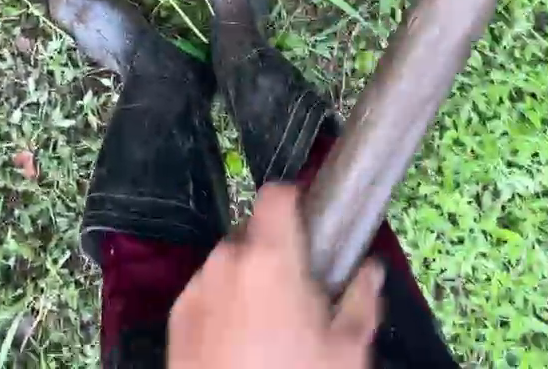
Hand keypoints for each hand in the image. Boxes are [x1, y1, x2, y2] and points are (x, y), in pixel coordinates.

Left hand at [168, 185, 384, 368]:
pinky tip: (238, 343)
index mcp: (270, 256)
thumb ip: (360, 301)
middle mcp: (228, 257)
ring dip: (248, 277)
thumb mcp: (346, 354)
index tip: (311, 223)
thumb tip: (371, 270)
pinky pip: (208, 289)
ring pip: (230, 262)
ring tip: (269, 327)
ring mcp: (197, 283)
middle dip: (275, 252)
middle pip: (255, 232)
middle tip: (298, 294)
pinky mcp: (177, 312)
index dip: (295, 200)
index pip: (277, 193)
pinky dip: (222, 302)